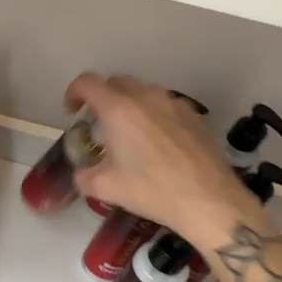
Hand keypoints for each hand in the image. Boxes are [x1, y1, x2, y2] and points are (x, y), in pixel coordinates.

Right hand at [64, 73, 266, 248]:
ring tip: (130, 134)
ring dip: (130, 105)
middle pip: (117, 82)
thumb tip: (83, 172)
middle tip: (99, 123)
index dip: (74, 92)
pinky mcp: (194, 115)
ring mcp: (174, 103)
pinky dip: (154, 115)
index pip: (88, 83)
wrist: (207, 199)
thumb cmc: (151, 190)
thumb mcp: (105, 188)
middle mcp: (146, 97)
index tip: (73, 111)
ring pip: (144, 92)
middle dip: (102, 97)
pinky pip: (166, 106)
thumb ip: (84, 175)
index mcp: (119, 110)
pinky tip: (158, 143)